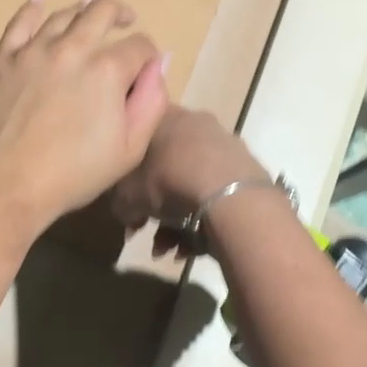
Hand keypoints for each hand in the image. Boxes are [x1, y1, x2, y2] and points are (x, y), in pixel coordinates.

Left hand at [0, 0, 170, 234]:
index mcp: (108, 69)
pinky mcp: (4, 59)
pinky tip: (39, 0)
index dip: (147, 56)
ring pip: (63, 13)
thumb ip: (151, 102)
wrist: (10, 183)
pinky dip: (32, 8)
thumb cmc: (75, 173)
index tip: (144, 70)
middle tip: (125, 21)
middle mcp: (73, 48)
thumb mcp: (131, 147)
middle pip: (102, 10)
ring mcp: (34, 50)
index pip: (140, 46)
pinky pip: (19, 22)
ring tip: (89, 16)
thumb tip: (157, 65)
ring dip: (82, 10)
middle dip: (120, 14)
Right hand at [111, 107, 267, 252]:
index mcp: (164, 117)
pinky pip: (214, 197)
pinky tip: (190, 248)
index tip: (125, 193)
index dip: (129, 168)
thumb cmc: (167, 182)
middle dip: (154, 203)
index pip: (140, 134)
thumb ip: (120, 202)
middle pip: (166, 165)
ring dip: (177, 220)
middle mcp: (195, 123)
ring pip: (191, 185)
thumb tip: (127, 212)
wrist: (227, 195)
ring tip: (169, 249)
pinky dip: (202, 222)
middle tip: (144, 227)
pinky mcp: (245, 171)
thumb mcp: (127, 195)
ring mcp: (224, 146)